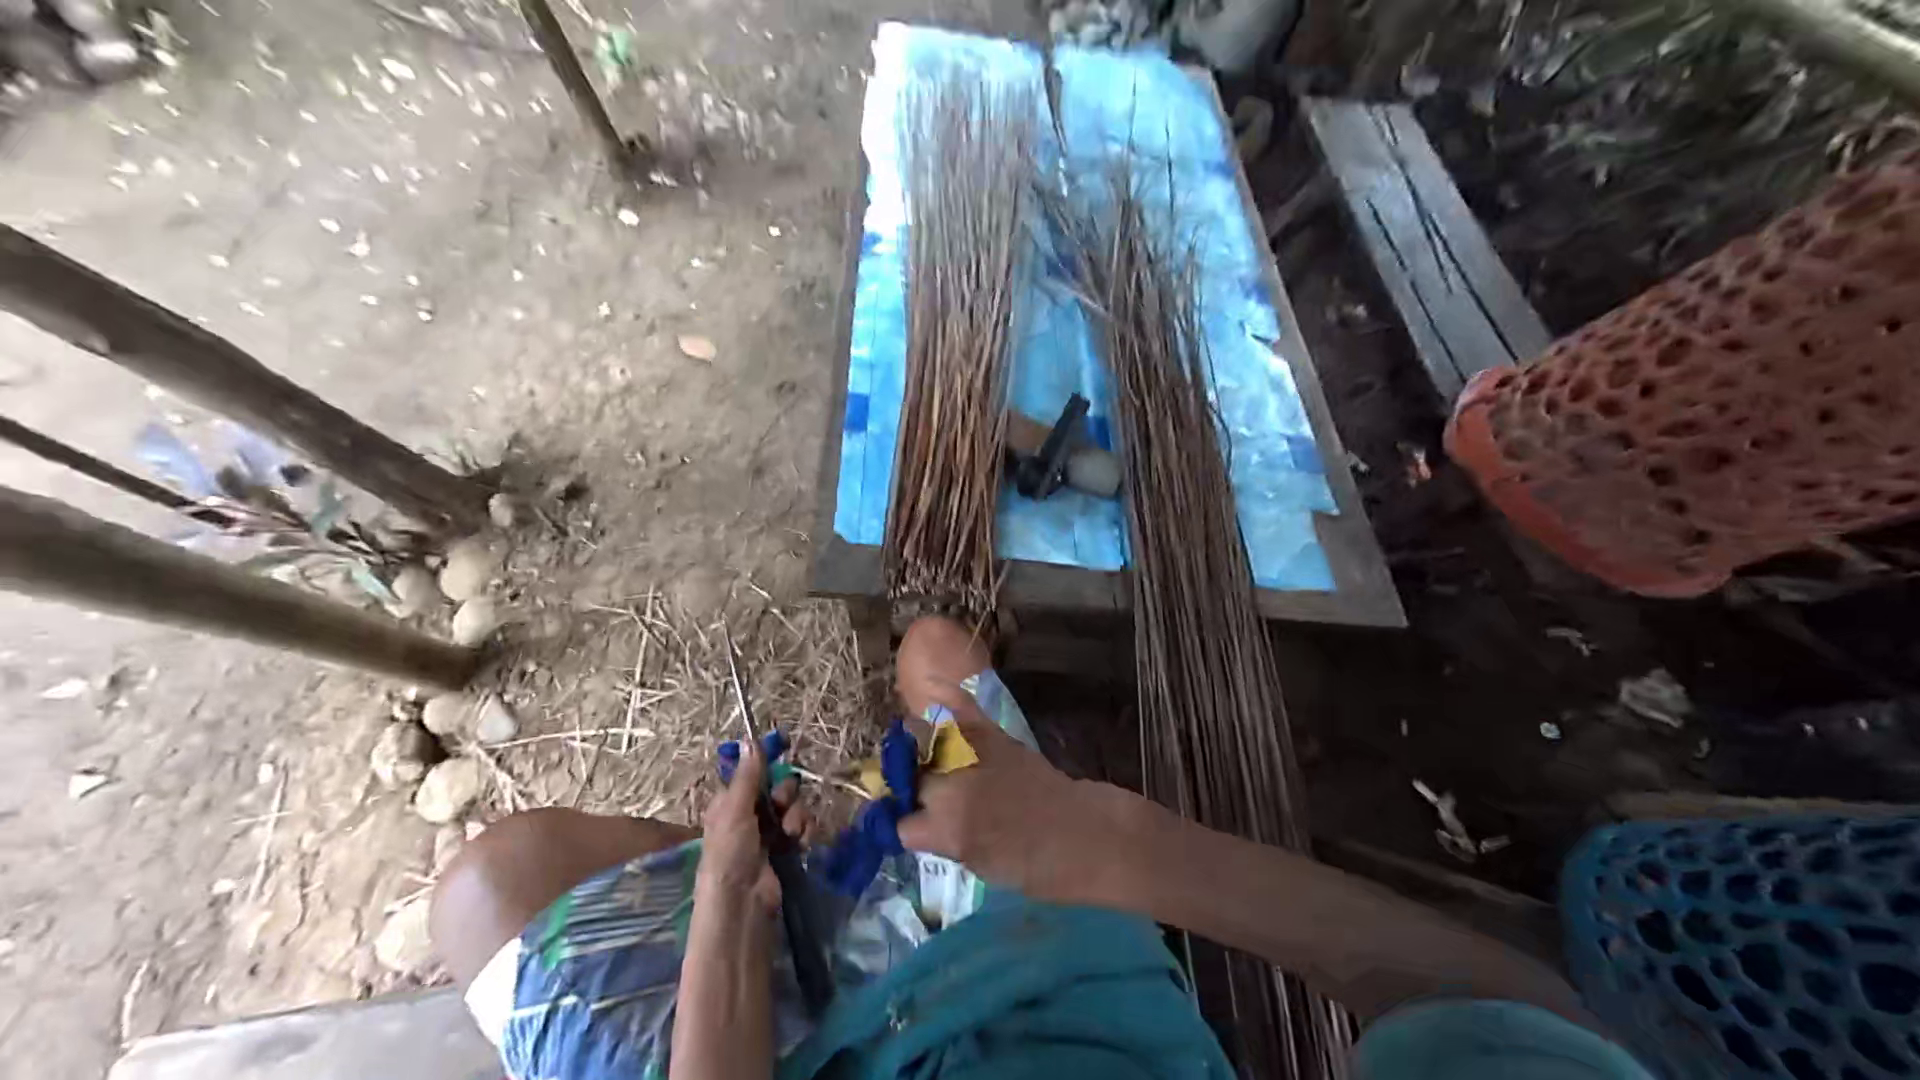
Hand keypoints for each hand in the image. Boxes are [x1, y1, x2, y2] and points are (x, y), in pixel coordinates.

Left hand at [698, 743, 809, 913]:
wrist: (742, 905)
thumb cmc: (730, 854)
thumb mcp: (734, 810)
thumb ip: (748, 776)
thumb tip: (751, 739)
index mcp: (730, 802)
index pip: (752, 773)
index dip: (767, 764)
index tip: (783, 749)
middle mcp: (748, 814)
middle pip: (777, 788)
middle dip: (785, 794)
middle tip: (781, 805)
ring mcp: (768, 833)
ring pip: (793, 807)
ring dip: (797, 816)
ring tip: (791, 834)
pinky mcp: (785, 850)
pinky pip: (802, 828)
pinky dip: (805, 833)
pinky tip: (801, 844)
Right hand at [896, 690, 1130, 901]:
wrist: (1082, 834)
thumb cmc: (1036, 866)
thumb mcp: (979, 865)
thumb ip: (943, 841)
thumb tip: (917, 824)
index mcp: (946, 828)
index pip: (902, 823)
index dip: (904, 827)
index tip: (908, 828)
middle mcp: (951, 787)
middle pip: (911, 781)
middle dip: (912, 791)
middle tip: (924, 800)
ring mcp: (972, 756)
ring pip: (926, 744)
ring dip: (919, 751)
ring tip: (923, 760)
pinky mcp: (994, 736)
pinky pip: (963, 708)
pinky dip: (948, 697)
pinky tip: (932, 688)